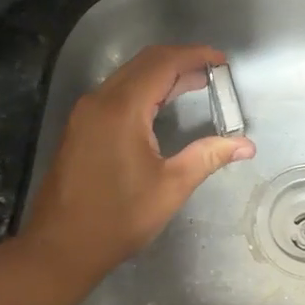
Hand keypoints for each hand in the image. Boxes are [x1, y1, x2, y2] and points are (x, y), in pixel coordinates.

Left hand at [19, 44, 254, 288]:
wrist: (58, 249)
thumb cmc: (117, 219)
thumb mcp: (170, 188)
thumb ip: (208, 156)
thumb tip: (247, 145)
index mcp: (122, 109)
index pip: (163, 63)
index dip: (195, 56)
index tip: (222, 61)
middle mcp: (100, 100)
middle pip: (145, 62)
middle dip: (181, 60)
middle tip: (213, 72)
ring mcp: (86, 112)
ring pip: (129, 75)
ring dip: (162, 74)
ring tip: (195, 84)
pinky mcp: (80, 126)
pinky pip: (116, 92)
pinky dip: (144, 88)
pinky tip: (162, 105)